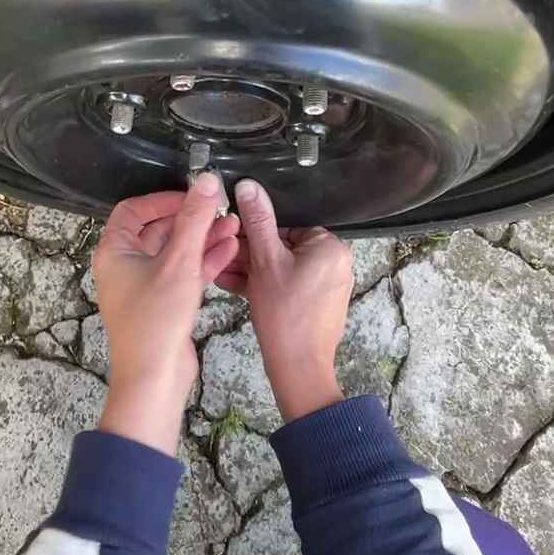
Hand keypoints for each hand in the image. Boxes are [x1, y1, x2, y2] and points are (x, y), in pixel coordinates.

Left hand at [90, 172, 240, 454]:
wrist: (155, 378)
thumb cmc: (156, 320)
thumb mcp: (179, 262)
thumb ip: (194, 220)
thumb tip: (206, 182)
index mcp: (114, 251)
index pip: (134, 210)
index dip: (164, 199)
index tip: (193, 195)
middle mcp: (125, 265)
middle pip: (159, 229)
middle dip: (191, 219)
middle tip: (220, 207)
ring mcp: (145, 285)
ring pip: (175, 251)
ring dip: (203, 238)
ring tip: (234, 225)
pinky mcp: (164, 303)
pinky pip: (183, 273)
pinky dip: (204, 261)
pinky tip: (230, 249)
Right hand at [216, 178, 353, 423]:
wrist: (297, 368)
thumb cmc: (285, 315)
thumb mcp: (265, 261)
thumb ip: (258, 222)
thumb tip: (249, 186)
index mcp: (330, 247)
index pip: (289, 224)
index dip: (256, 229)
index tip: (231, 232)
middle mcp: (334, 263)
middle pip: (282, 245)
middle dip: (248, 251)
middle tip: (220, 251)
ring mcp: (325, 285)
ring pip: (280, 267)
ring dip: (249, 268)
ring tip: (218, 268)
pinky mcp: (314, 303)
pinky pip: (284, 284)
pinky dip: (261, 284)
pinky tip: (230, 283)